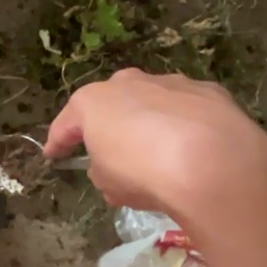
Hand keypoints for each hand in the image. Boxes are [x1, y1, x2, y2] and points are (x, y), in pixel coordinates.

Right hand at [45, 69, 266, 237]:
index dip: (58, 142)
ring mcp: (172, 83)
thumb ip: (102, 169)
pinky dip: (184, 125)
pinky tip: (192, 148)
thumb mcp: (107, 183)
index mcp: (94, 101)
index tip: (54, 155)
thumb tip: (112, 166)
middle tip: (110, 151)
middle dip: (109, 124)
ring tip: (158, 153)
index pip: (66, 123)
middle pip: (112, 104)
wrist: (212, 164)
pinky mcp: (210, 91)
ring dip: (149, 122)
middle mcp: (130, 83)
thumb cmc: (143, 173)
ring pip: (152, 102)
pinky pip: (187, 109)